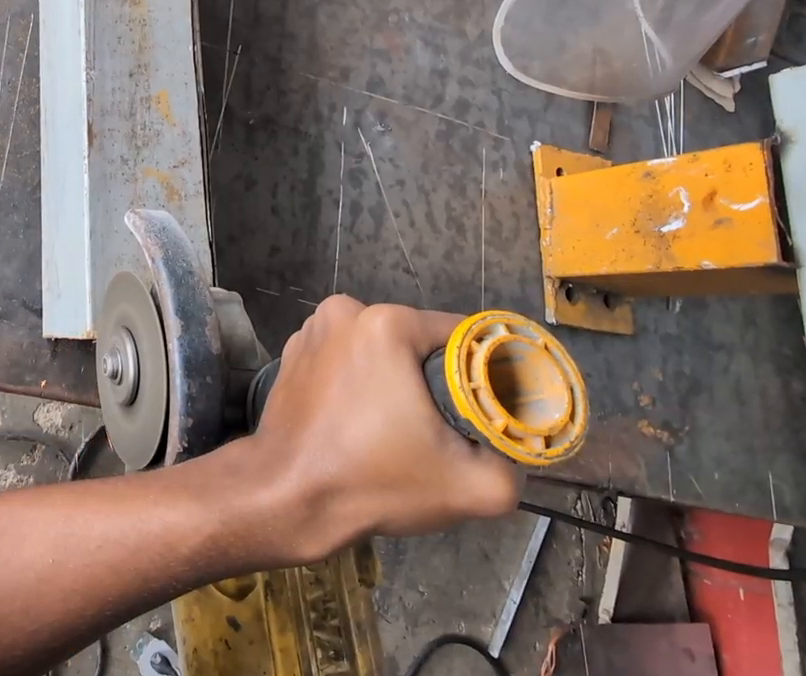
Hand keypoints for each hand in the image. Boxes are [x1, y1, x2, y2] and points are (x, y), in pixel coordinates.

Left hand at [241, 294, 520, 562]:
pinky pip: (347, 359)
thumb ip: (514, 462)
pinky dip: (362, 381)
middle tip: (453, 425)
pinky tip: (368, 419)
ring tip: (407, 426)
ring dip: (397, 379)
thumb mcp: (474, 486)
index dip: (489, 370)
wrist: (287, 494)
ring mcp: (311, 330)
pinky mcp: (293, 353)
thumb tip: (518, 449)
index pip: (462, 335)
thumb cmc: (375, 480)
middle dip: (440, 377)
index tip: (498, 407)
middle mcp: (343, 312)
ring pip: (380, 350)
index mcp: (385, 324)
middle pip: (418, 341)